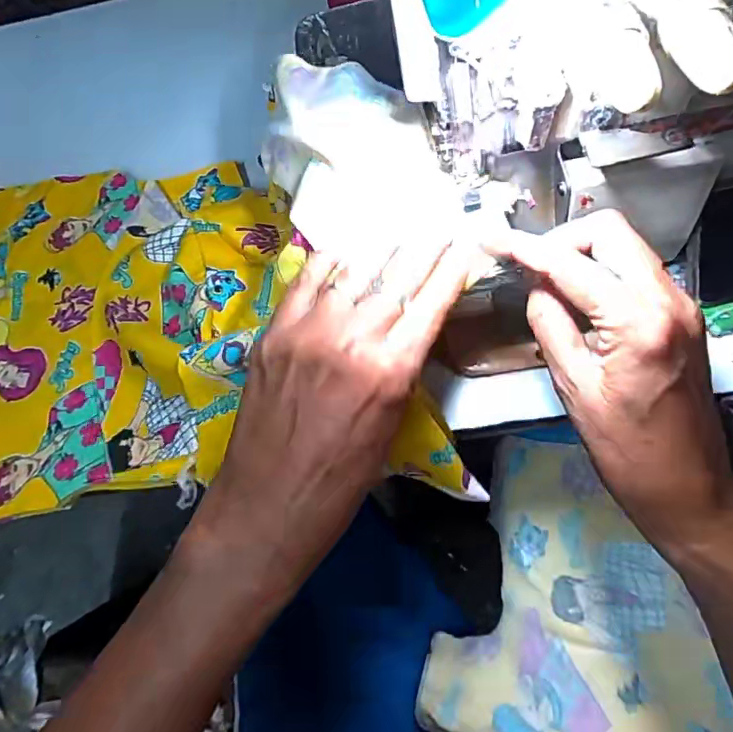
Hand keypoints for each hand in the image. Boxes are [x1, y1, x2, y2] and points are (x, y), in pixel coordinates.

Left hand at [184, 236, 474, 597]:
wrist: (267, 503)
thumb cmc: (341, 482)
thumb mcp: (391, 426)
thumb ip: (402, 370)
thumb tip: (412, 327)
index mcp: (390, 370)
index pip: (431, 301)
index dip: (451, 268)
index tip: (465, 244)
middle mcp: (351, 338)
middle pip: (396, 276)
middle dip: (422, 248)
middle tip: (437, 228)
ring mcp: (307, 331)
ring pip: (351, 271)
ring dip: (380, 249)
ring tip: (397, 232)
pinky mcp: (274, 332)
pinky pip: (305, 282)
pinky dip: (328, 262)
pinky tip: (343, 250)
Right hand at [486, 212, 732, 555]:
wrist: (691, 488)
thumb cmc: (628, 451)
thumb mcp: (574, 388)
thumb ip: (550, 324)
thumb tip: (536, 286)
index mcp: (639, 322)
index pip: (571, 264)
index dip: (526, 248)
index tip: (494, 239)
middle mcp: (669, 300)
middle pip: (610, 230)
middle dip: (562, 239)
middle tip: (531, 266)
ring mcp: (682, 304)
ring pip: (626, 245)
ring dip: (583, 252)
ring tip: (549, 282)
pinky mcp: (683, 314)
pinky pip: (637, 269)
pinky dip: (603, 270)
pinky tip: (580, 298)